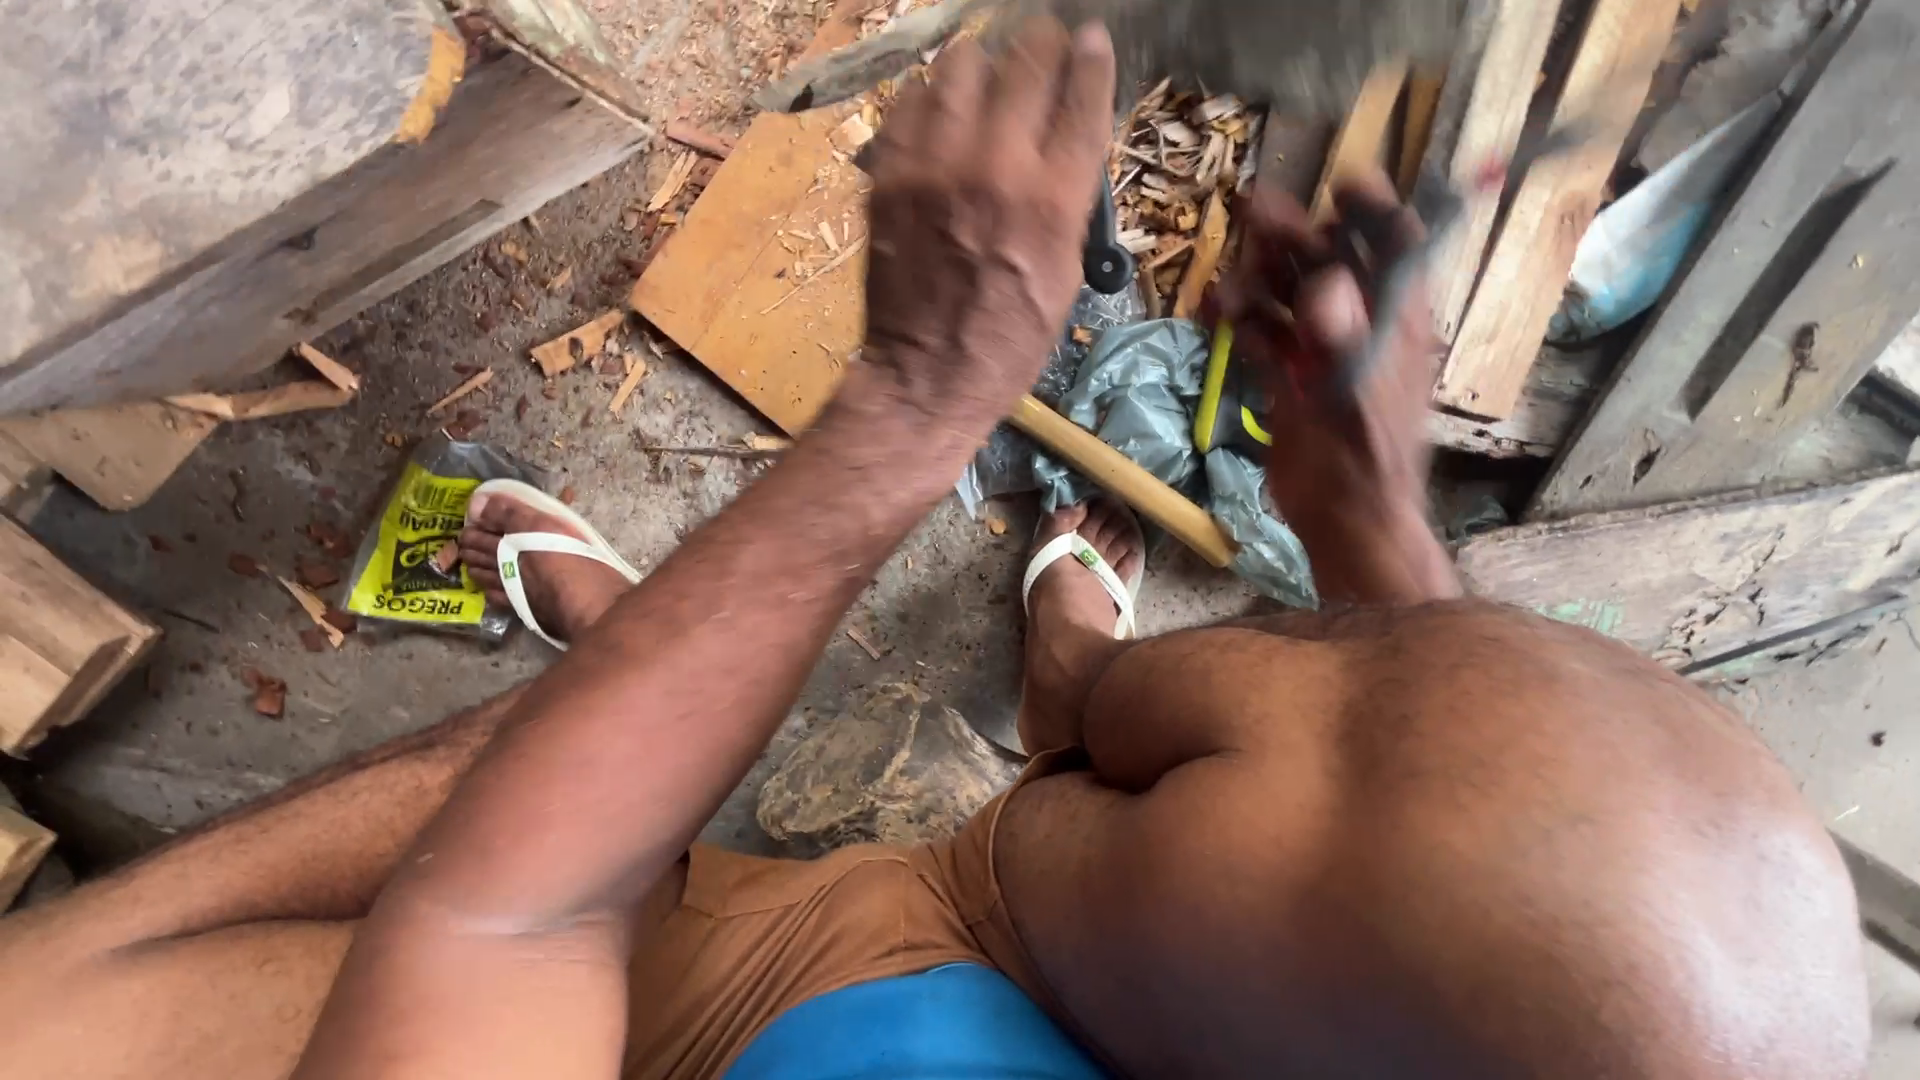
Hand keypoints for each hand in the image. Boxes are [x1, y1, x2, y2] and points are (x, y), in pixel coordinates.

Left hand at [858, 18, 1115, 429]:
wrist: (926, 378)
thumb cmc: (1007, 342)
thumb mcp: (1064, 278)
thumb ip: (1068, 201)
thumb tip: (1066, 143)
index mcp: (1051, 202)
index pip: (1081, 97)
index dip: (1092, 59)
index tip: (1092, 40)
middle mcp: (995, 169)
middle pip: (1024, 64)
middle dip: (1040, 46)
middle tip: (1041, 47)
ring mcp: (934, 169)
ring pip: (960, 67)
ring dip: (982, 63)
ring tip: (987, 76)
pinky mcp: (889, 179)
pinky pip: (909, 104)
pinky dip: (930, 98)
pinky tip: (940, 113)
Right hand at [1212, 171, 1438, 536]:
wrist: (1343, 519)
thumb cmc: (1365, 464)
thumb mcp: (1358, 401)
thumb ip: (1344, 341)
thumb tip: (1324, 285)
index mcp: (1395, 324)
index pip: (1396, 250)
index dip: (1375, 212)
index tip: (1343, 183)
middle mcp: (1358, 330)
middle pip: (1330, 265)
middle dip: (1297, 236)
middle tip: (1255, 208)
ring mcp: (1321, 355)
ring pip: (1290, 299)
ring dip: (1260, 279)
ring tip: (1228, 271)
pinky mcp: (1289, 381)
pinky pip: (1263, 337)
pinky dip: (1241, 322)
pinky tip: (1215, 311)